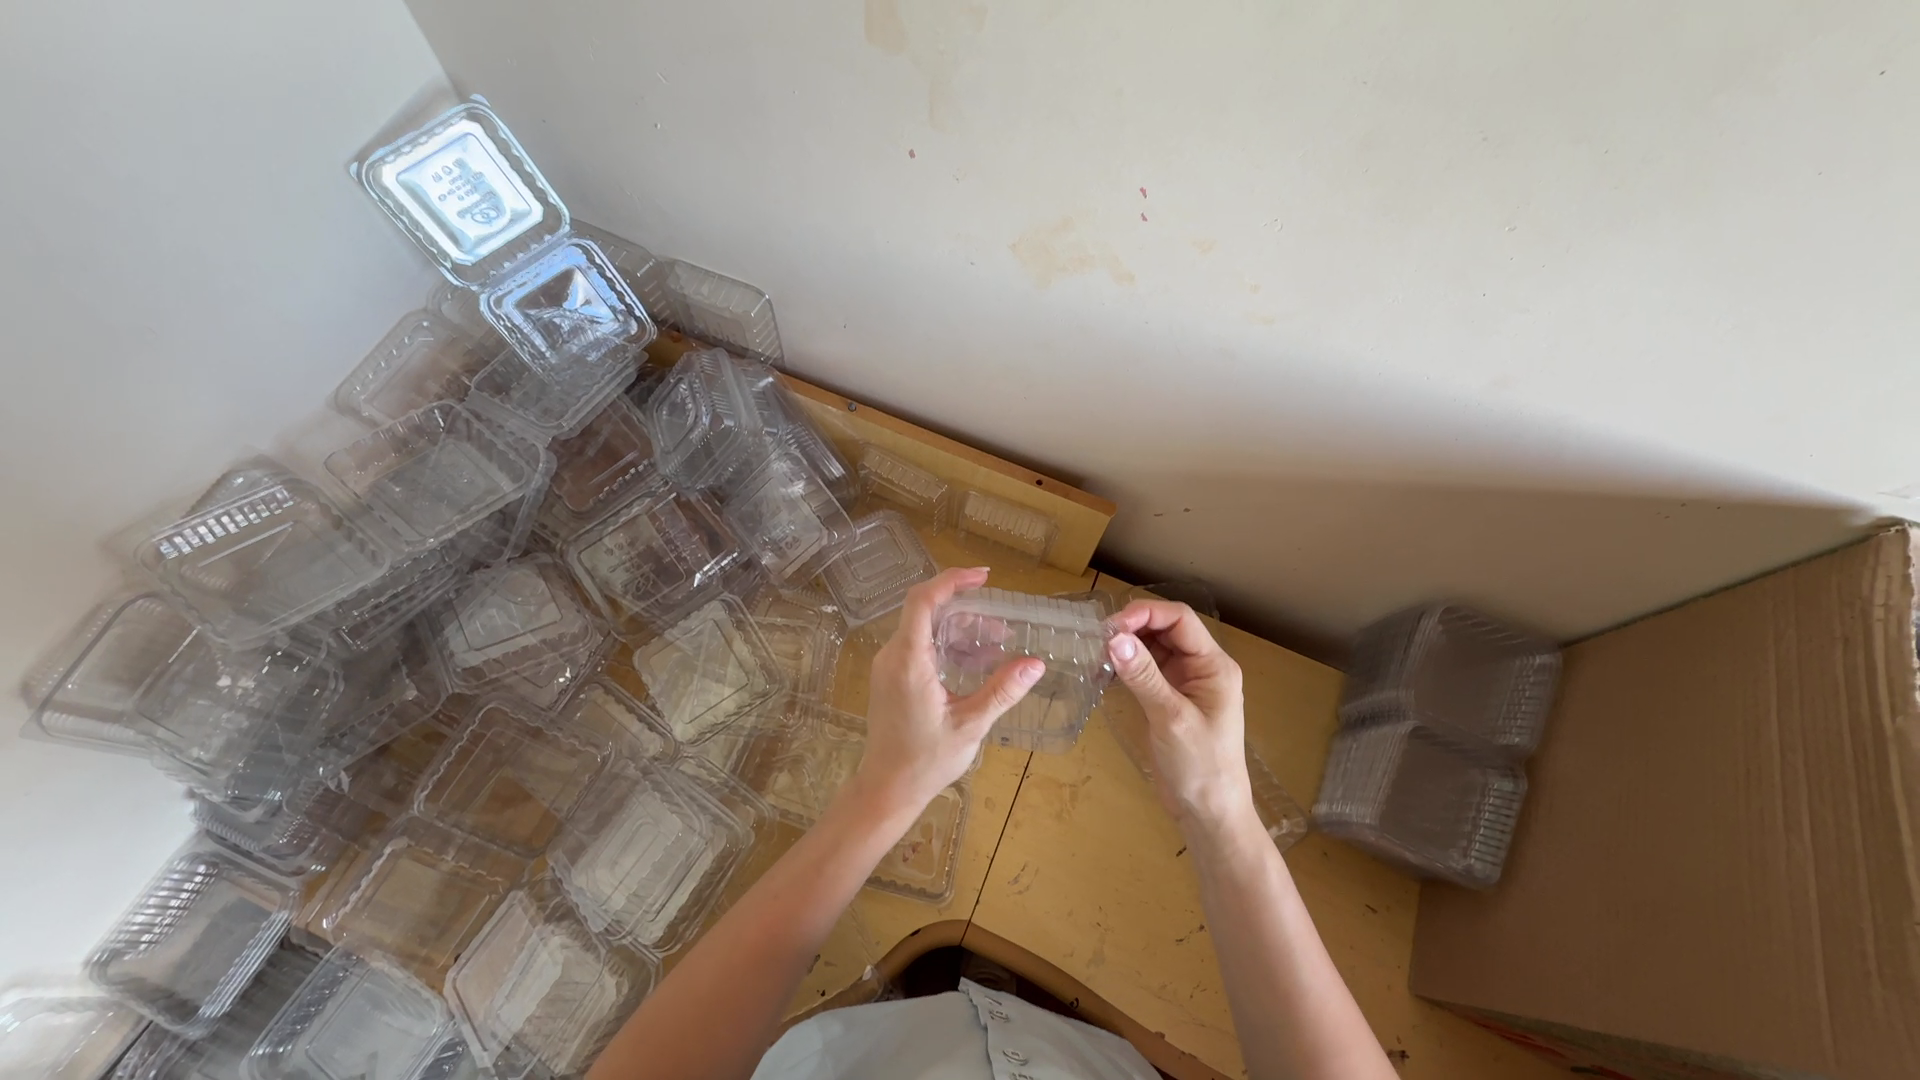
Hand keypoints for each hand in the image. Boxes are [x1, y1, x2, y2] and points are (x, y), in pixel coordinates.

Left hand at [858, 567, 1044, 814]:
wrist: (887, 788)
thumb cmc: (926, 760)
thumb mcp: (971, 725)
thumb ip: (1002, 690)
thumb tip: (1036, 663)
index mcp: (909, 661)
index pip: (923, 601)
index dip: (951, 580)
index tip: (983, 577)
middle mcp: (892, 656)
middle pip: (925, 611)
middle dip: (965, 609)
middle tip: (1000, 625)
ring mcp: (888, 667)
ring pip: (922, 629)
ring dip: (958, 630)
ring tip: (994, 646)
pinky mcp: (890, 678)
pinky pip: (917, 646)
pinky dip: (946, 646)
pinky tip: (972, 664)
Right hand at [1106, 599, 1253, 831]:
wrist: (1209, 813)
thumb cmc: (1200, 766)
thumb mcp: (1170, 718)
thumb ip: (1143, 676)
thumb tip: (1114, 638)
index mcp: (1214, 666)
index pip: (1180, 620)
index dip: (1145, 614)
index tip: (1110, 627)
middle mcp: (1201, 668)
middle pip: (1165, 630)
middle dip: (1132, 628)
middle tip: (1096, 640)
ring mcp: (1185, 684)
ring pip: (1153, 648)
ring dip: (1126, 647)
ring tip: (1095, 655)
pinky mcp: (1169, 700)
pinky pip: (1146, 671)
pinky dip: (1125, 667)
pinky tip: (1102, 673)